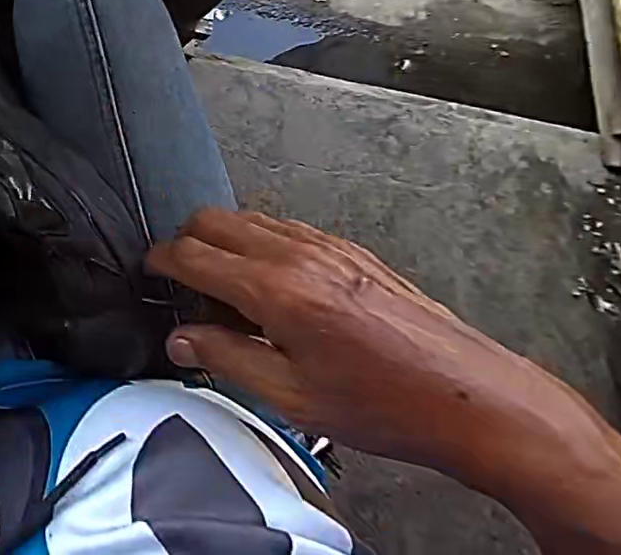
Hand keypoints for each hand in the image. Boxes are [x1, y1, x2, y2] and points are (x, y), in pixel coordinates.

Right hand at [147, 209, 611, 491]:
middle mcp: (294, 252)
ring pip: (244, 217)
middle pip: (211, 219)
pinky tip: (271, 287)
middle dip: (186, 243)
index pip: (193, 254)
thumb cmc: (386, 403)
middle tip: (187, 287)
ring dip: (222, 243)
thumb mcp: (293, 395)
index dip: (161, 259)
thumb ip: (226, 357)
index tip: (151, 269)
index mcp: (276, 289)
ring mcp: (321, 243)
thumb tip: (180, 339)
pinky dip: (256, 243)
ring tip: (231, 295)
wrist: (469, 394)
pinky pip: (279, 226)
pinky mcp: (342, 245)